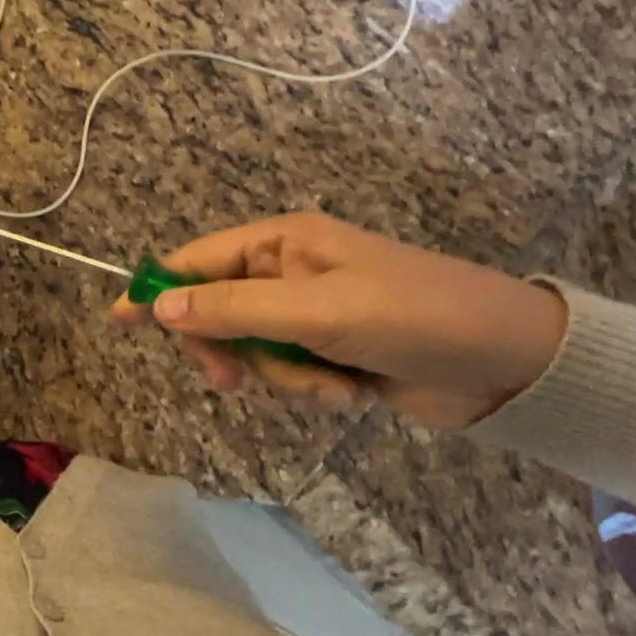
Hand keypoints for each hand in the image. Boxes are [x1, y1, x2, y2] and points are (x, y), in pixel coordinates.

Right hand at [109, 213, 567, 428]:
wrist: (517, 366)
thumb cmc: (415, 317)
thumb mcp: (317, 310)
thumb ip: (233, 308)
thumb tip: (159, 307)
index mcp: (281, 243)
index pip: (194, 262)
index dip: (156, 290)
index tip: (118, 320)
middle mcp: (286, 272)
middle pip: (214, 311)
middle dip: (225, 349)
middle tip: (230, 382)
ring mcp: (307, 314)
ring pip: (250, 349)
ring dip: (281, 376)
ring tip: (327, 386)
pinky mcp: (329, 351)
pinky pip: (287, 372)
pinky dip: (310, 389)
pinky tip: (350, 392)